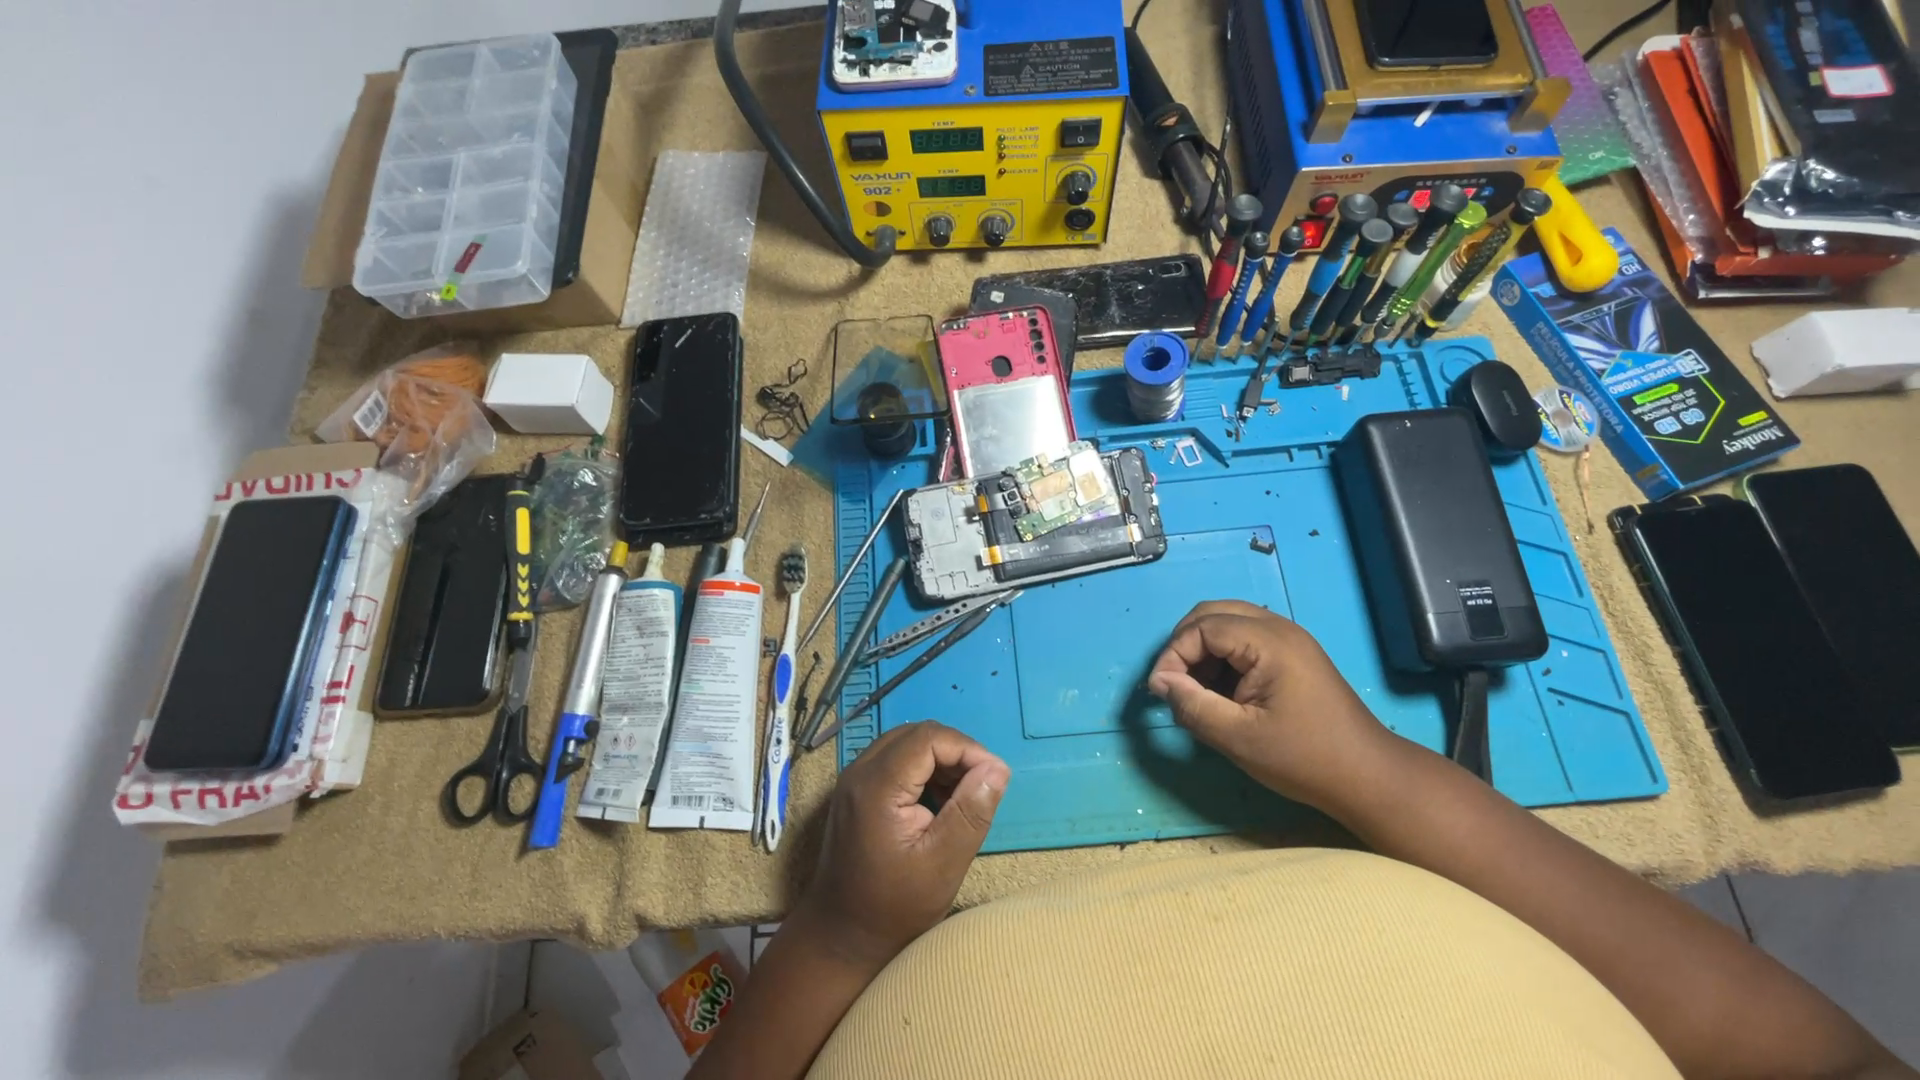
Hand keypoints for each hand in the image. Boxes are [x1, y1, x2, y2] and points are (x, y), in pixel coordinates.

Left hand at [796, 721, 1008, 969]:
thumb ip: (971, 812)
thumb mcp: (943, 864)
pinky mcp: (856, 793)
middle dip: (956, 753)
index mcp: (877, 786)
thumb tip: (997, 767)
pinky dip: (923, 772)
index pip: (929, 737)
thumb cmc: (893, 908)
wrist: (840, 939)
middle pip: (916, 735)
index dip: (967, 749)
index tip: (993, 778)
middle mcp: (859, 772)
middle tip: (980, 788)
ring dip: (941, 762)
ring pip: (906, 745)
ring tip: (961, 800)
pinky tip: (938, 806)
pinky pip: (895, 762)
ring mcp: (853, 781)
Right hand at [1147, 601, 1392, 809]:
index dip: (1173, 654)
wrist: (1366, 777)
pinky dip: (1221, 658)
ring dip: (1202, 651)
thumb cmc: (1302, 758)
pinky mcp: (1291, 656)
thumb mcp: (1238, 737)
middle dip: (1184, 645)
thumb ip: (1193, 706)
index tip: (1160, 691)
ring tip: (1194, 691)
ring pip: (1227, 624)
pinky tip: (1219, 693)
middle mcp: (1279, 629)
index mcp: (1270, 642)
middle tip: (1173, 684)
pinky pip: (1243, 640)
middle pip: (1212, 614)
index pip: (1202, 627)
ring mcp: (1288, 640)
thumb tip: (1160, 683)